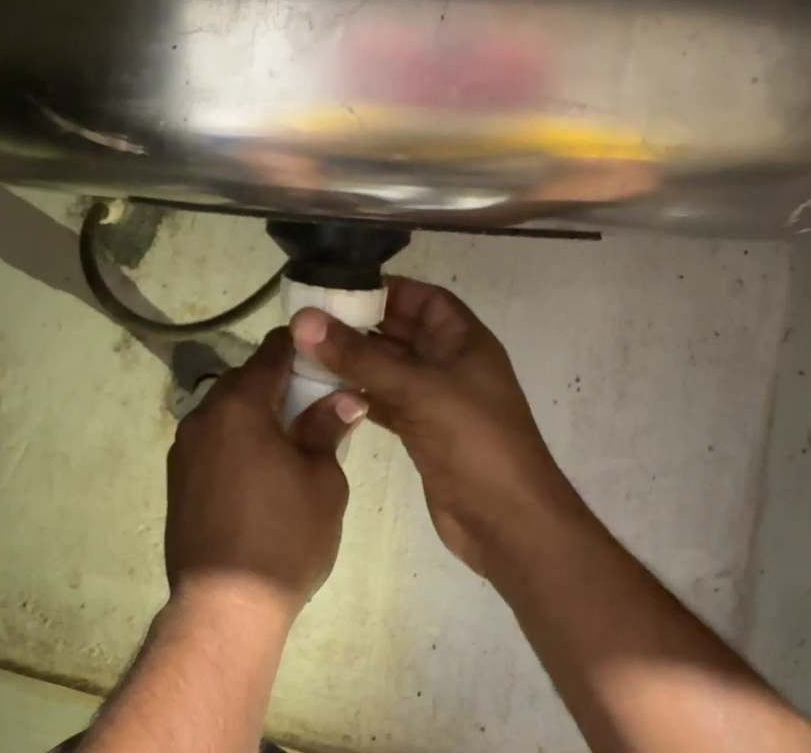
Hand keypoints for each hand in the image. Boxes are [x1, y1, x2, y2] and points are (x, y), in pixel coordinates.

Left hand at [165, 328, 359, 616]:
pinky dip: (235, 438)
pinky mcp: (177, 476)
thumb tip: (346, 396)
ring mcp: (183, 447)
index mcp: (238, 405)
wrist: (223, 604)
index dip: (300, 347)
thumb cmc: (284, 536)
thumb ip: (327, 429)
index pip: (270, 354)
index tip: (323, 353)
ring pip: (224, 409)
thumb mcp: (322, 481)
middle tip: (314, 401)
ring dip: (254, 412)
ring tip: (288, 437)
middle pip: (243, 380)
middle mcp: (202, 416)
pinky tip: (258, 467)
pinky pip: (211, 438)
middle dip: (277, 382)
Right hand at [290, 277, 583, 578]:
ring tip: (304, 350)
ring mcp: (435, 400)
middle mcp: (449, 364)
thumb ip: (357, 356)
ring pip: (387, 367)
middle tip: (307, 318)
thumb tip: (302, 320)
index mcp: (463, 341)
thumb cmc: (474, 442)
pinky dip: (355, 393)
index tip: (336, 287)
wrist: (508, 524)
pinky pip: (382, 399)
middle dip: (358, 323)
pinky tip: (321, 390)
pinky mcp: (421, 431)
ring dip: (352, 360)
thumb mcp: (415, 390)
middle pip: (400, 331)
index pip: (424, 298)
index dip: (386, 288)